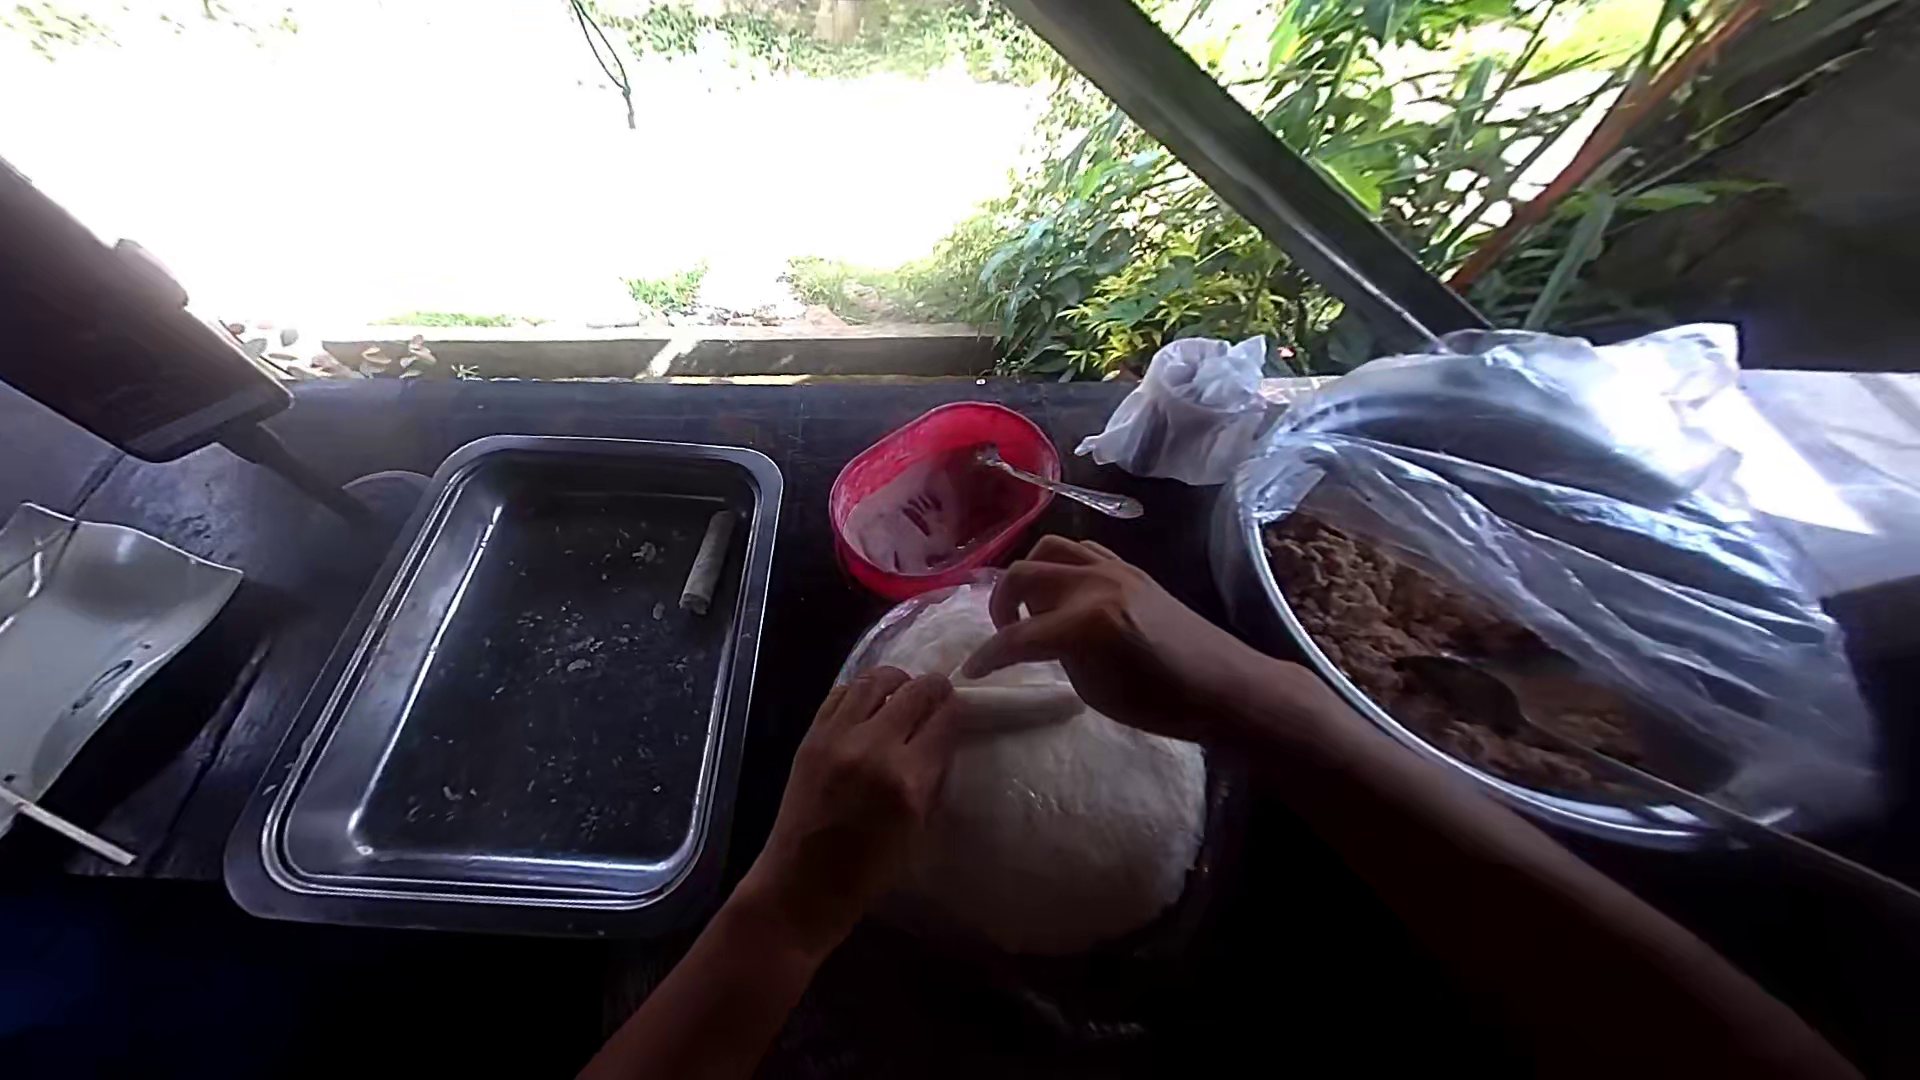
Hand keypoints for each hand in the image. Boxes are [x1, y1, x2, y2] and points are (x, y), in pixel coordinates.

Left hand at [735, 667, 958, 957]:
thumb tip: (944, 735)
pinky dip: (860, 691)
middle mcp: (875, 748)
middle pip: (917, 690)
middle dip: (935, 686)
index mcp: (908, 780)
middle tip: (938, 692)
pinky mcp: (812, 735)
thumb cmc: (868, 870)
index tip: (960, 707)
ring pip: (877, 679)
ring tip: (902, 689)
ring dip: (897, 679)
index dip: (958, 707)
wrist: (801, 885)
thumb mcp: (918, 826)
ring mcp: (839, 737)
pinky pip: (841, 692)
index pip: (946, 719)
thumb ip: (933, 775)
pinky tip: (868, 703)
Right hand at [962, 536, 1344, 745]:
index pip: (1018, 636)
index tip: (971, 670)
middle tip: (1004, 633)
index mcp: (1086, 622)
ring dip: (1029, 575)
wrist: (1223, 685)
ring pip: (1049, 549)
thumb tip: (1038, 636)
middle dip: (1001, 605)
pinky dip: (1062, 565)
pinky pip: (1082, 550)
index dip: (988, 656)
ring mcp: (1113, 568)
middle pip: (1023, 575)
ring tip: (1032, 605)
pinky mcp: (1129, 567)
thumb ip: (1058, 654)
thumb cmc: (1160, 703)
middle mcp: (1094, 583)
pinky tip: (1066, 591)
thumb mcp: (1094, 689)